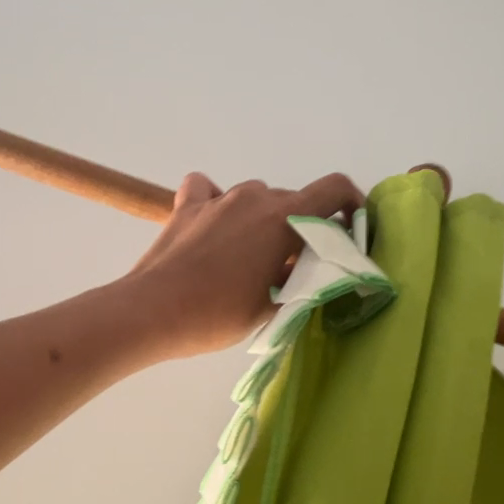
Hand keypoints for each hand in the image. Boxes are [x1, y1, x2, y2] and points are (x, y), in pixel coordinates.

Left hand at [122, 172, 363, 359]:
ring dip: (262, 221)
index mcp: (285, 218)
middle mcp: (256, 197)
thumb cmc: (219, 314)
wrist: (152, 312)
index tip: (349, 231)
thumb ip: (302, 278)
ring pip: (256, 198)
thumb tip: (312, 267)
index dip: (351, 205)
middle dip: (302, 229)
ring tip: (249, 257)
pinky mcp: (187, 207)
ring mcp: (218, 199)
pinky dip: (217, 202)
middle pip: (294, 202)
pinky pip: (208, 190)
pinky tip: (213, 225)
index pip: (335, 189)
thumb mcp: (274, 304)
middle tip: (294, 267)